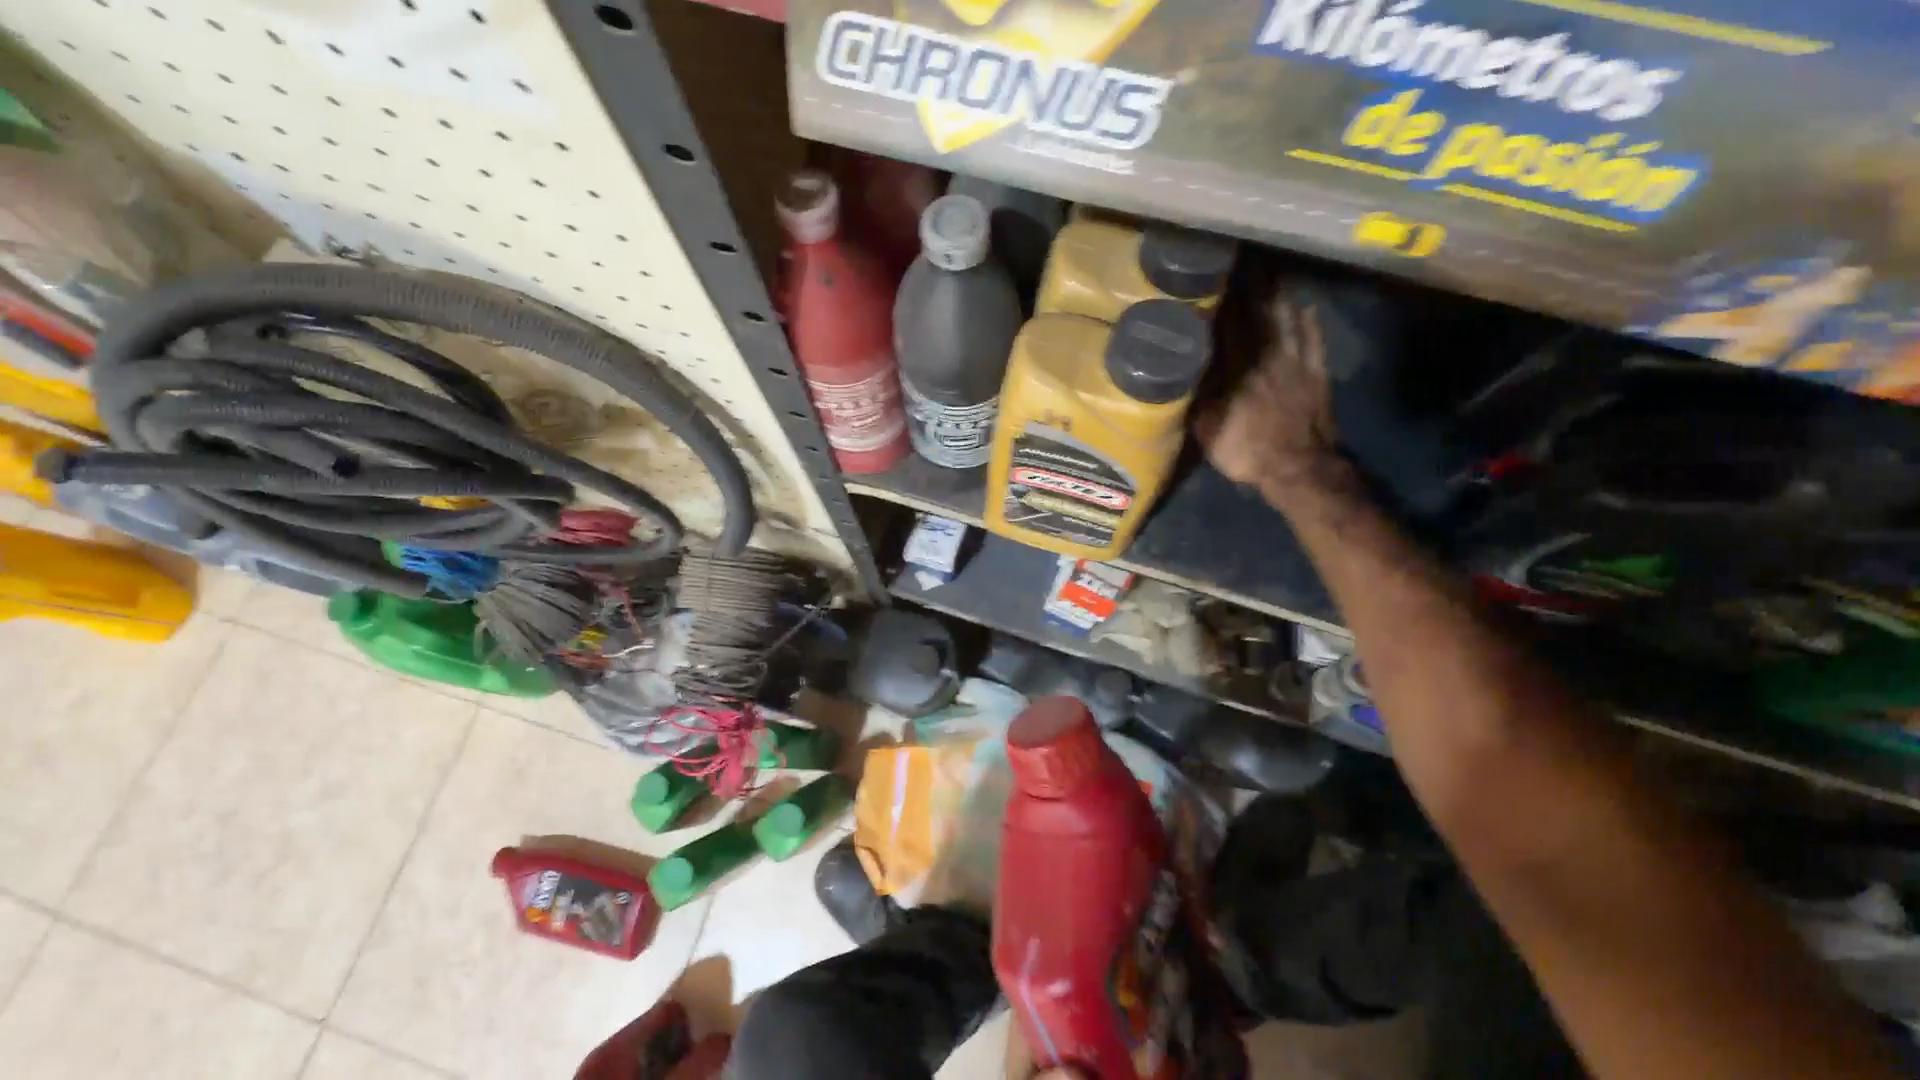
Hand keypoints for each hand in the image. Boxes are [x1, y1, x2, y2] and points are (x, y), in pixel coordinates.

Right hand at [1197, 292, 1344, 500]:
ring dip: (1278, 294)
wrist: (1298, 468)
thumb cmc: (1246, 452)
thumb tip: (1183, 369)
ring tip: (1269, 272)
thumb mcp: (1207, 428)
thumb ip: (1197, 395)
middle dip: (1249, 286)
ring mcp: (1295, 363)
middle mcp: (1265, 356)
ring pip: (1286, 320)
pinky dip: (1310, 321)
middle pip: (1257, 313)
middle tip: (1241, 260)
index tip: (1213, 272)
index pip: (1227, 324)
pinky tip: (1307, 306)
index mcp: (1235, 368)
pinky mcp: (1317, 374)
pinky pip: (1314, 340)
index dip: (1220, 297)